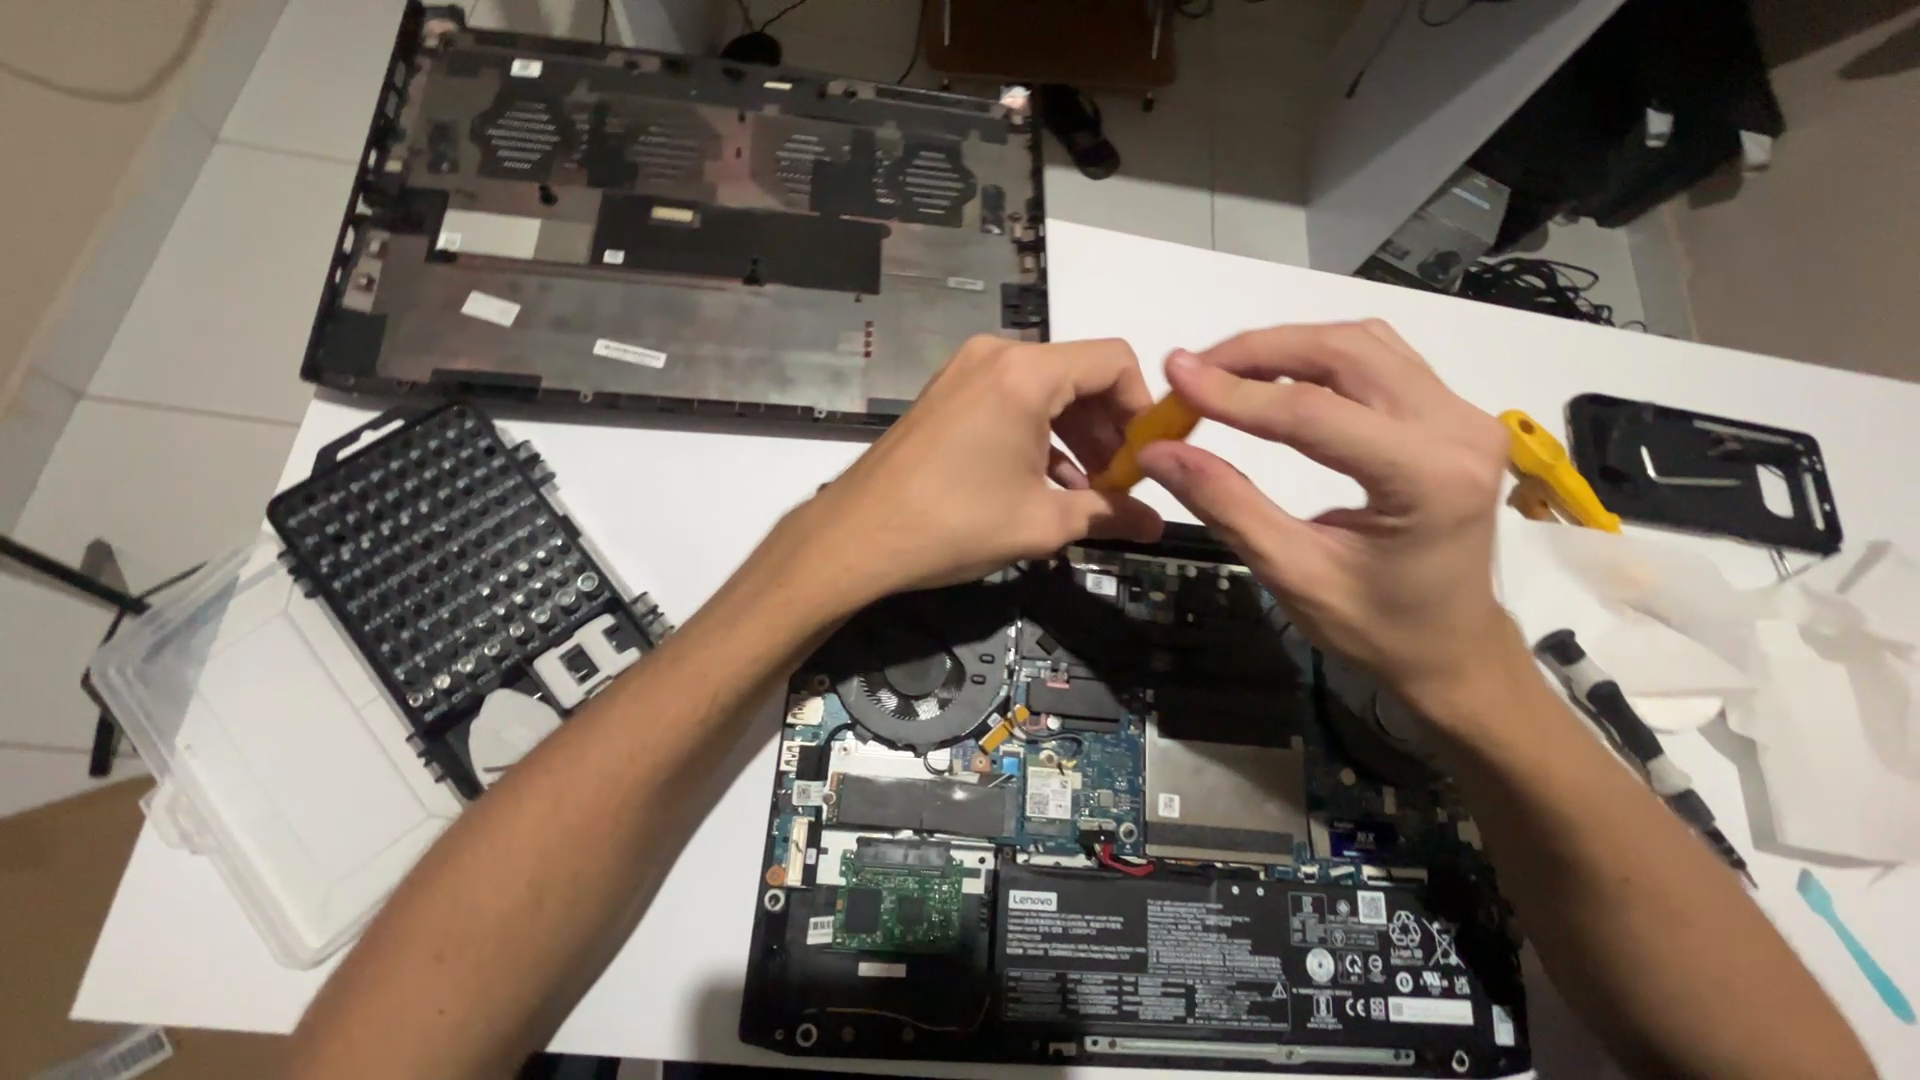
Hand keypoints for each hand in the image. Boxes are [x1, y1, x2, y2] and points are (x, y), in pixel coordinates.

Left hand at [793, 335, 1164, 604]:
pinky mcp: (946, 394)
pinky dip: (1037, 435)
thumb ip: (1108, 514)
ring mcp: (965, 372)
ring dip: (1075, 436)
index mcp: (1025, 373)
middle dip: (1109, 428)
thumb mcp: (1041, 522)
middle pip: (1080, 375)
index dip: (1142, 408)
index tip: (1149, 456)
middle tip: (1122, 483)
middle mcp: (996, 357)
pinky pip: (1010, 402)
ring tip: (1089, 492)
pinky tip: (1048, 483)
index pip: (1114, 361)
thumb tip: (1158, 525)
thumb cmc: (954, 525)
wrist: (856, 538)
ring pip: (1045, 391)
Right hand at [1136, 321, 1515, 714]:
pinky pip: (1379, 359)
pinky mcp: (1451, 413)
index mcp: (1427, 478)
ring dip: (1286, 346)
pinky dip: (1317, 357)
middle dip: (1258, 352)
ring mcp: (1462, 414)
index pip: (1316, 413)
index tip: (1172, 375)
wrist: (1452, 649)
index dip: (1236, 392)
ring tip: (1222, 370)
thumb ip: (1227, 505)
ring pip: (1362, 344)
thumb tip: (1158, 451)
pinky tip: (1274, 375)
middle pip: (1345, 354)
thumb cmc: (1377, 628)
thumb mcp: (1293, 574)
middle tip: (1190, 370)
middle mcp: (1457, 428)